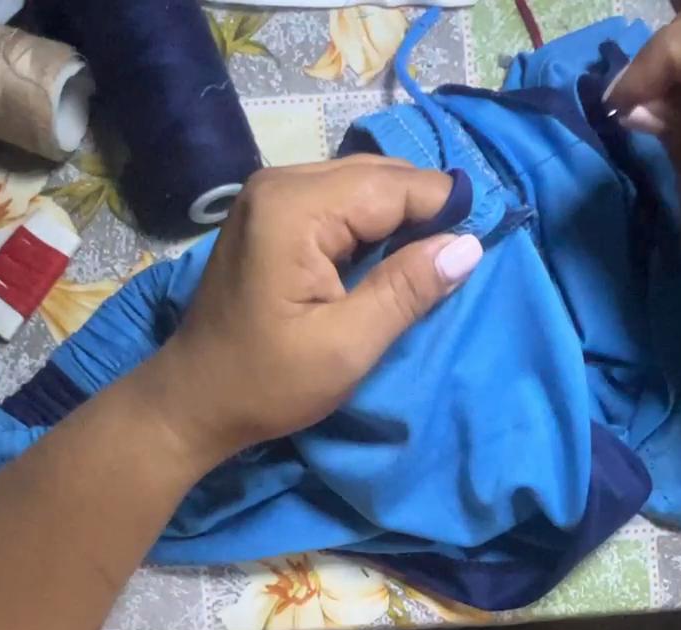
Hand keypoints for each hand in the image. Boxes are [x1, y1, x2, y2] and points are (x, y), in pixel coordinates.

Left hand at [131, 156, 482, 461]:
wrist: (194, 402)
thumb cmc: (267, 384)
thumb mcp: (346, 347)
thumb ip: (406, 291)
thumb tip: (469, 246)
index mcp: (296, 208)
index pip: (393, 186)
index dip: (445, 208)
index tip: (487, 239)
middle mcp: (280, 183)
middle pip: (376, 177)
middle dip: (424, 210)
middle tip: (463, 253)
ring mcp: (269, 197)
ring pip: (358, 187)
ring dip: (399, 218)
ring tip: (433, 257)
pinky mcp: (268, 217)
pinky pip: (336, 205)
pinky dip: (369, 226)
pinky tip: (388, 256)